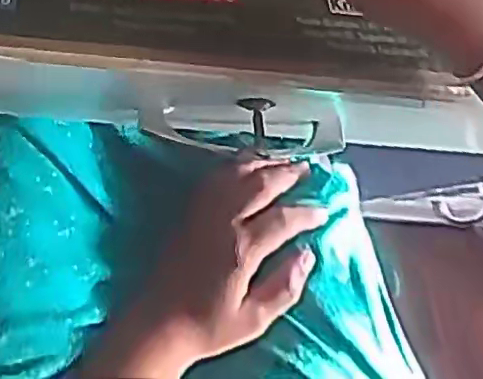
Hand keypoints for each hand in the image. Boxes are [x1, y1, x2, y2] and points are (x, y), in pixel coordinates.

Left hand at [81, 160, 326, 377]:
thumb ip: (284, 287)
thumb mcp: (253, 319)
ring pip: (237, 170)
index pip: (282, 219)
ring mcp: (204, 206)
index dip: (306, 212)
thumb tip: (307, 256)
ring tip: (281, 159)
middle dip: (287, 173)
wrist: (160, 317)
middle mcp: (223, 218)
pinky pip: (216, 172)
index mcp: (242, 247)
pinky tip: (245, 162)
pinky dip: (236, 161)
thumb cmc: (208, 322)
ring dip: (262, 161)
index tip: (322, 210)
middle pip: (260, 183)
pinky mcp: (190, 203)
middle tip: (306, 169)